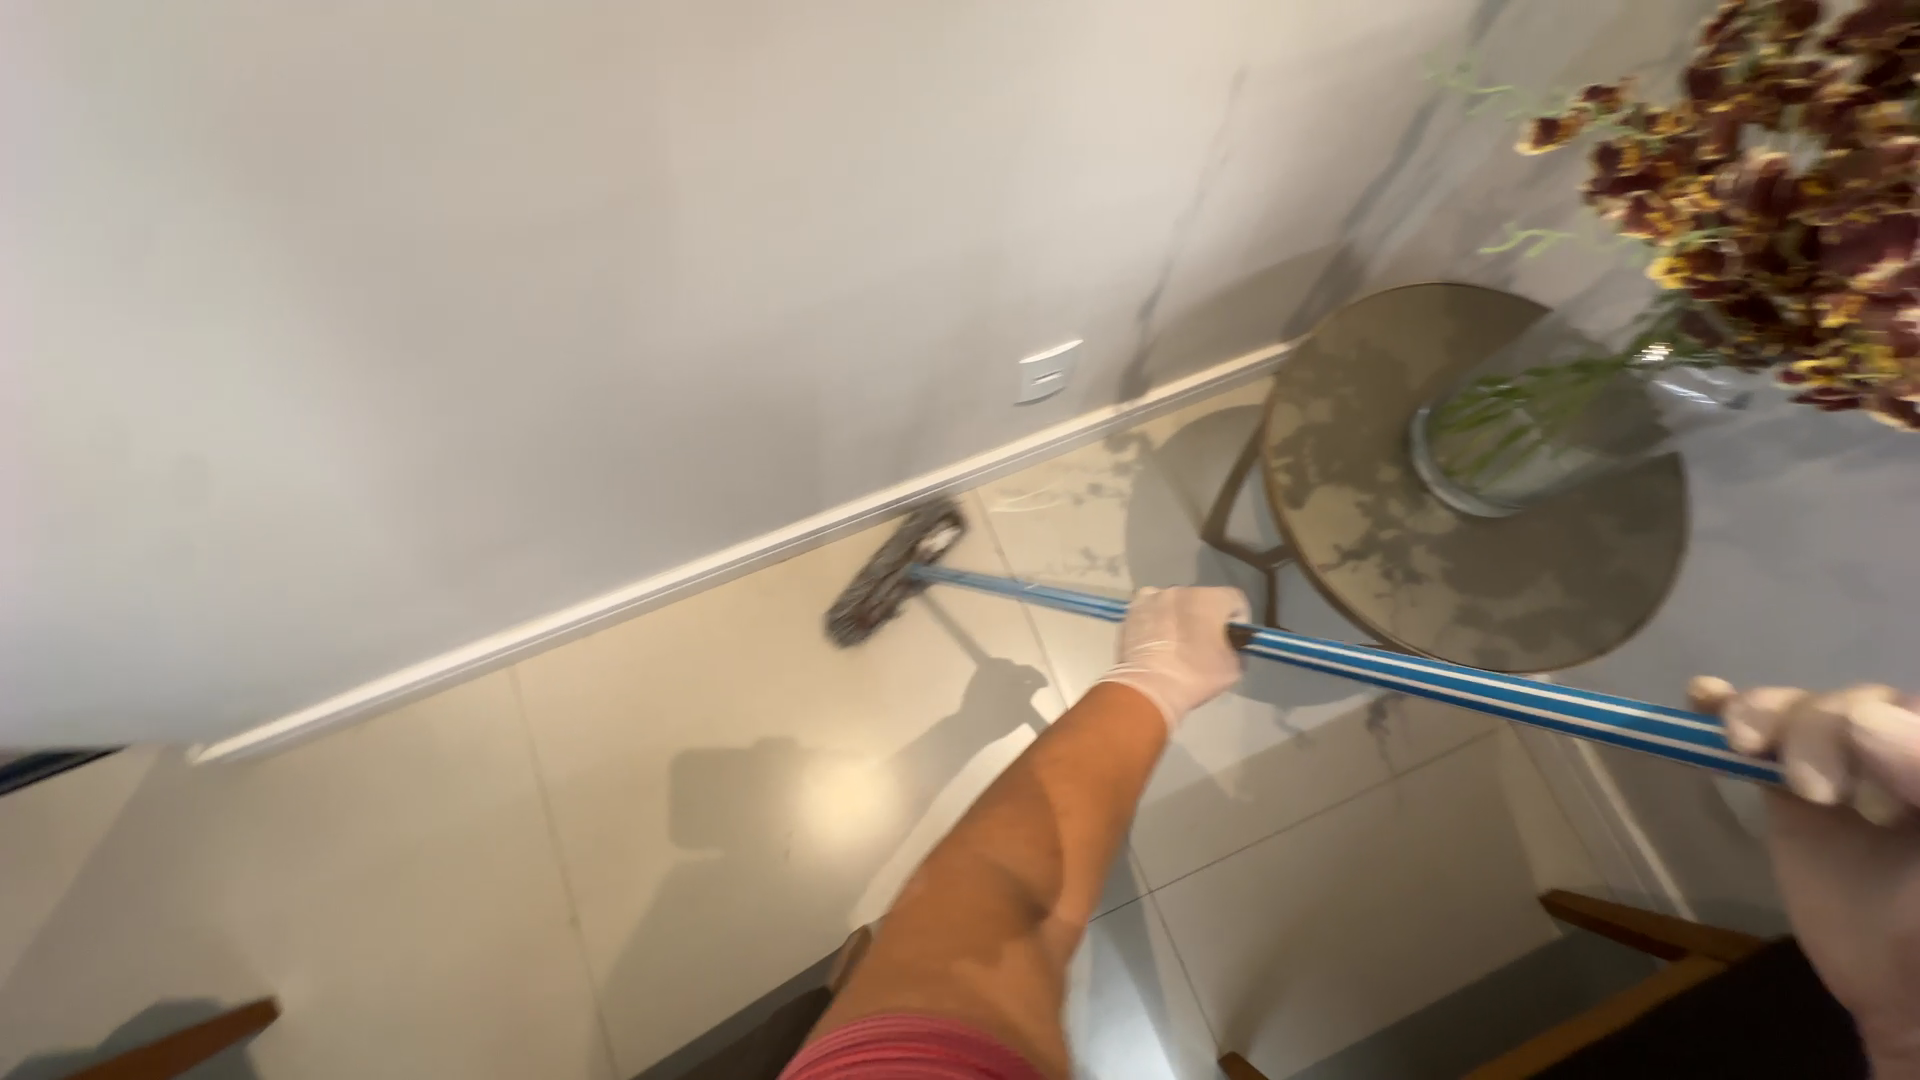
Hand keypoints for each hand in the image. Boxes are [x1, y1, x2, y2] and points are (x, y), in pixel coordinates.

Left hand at [1096, 586, 1249, 728]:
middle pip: (1203, 599)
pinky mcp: (1132, 609)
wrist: (1150, 686)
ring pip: (1175, 602)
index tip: (1231, 639)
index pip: (1235, 600)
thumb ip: (1236, 646)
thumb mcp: (1234, 666)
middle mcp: (1181, 590)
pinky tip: (1155, 637)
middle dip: (1206, 617)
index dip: (1237, 620)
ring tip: (1175, 641)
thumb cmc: (1196, 675)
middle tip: (1203, 643)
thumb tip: (1229, 644)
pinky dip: (1155, 618)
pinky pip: (1151, 608)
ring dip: (1179, 616)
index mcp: (1211, 598)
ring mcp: (1153, 597)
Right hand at [1692, 677, 1919, 1076]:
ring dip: (1765, 715)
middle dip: (1818, 733)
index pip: (1909, 707)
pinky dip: (1726, 705)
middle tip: (1823, 797)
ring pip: (1798, 707)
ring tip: (1747, 751)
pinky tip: (1703, 698)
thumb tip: (1855, 718)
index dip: (1874, 726)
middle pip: (1852, 702)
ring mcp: (1844, 774)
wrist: (1918, 1001)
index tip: (1869, 800)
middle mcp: (1902, 760)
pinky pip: (1757, 734)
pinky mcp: (1787, 792)